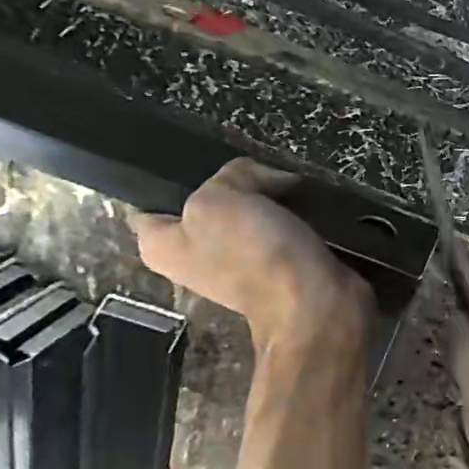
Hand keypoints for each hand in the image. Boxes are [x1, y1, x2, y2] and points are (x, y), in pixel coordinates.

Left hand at [129, 158, 372, 345]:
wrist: (314, 303)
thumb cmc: (252, 254)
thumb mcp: (217, 200)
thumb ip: (224, 176)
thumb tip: (261, 180)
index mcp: (161, 246)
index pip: (154, 197)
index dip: (181, 175)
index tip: (211, 165)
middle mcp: (194, 253)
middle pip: (212, 195)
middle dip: (239, 180)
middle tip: (260, 175)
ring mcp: (238, 259)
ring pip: (250, 205)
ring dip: (272, 193)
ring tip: (290, 188)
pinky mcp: (277, 261)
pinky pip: (280, 221)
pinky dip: (294, 210)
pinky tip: (307, 203)